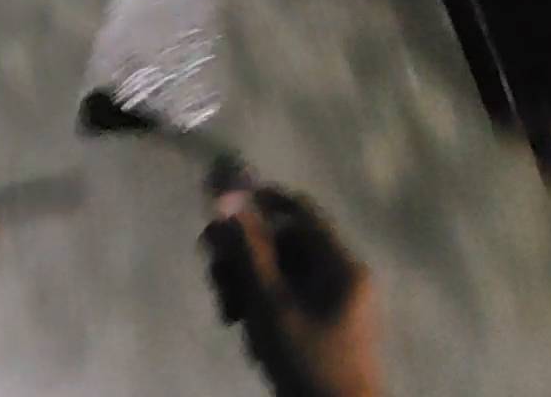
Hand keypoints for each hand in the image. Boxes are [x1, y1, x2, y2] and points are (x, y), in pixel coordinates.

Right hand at [201, 177, 379, 396]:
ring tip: (225, 303)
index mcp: (338, 264)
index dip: (256, 197)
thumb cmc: (306, 355)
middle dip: (236, 248)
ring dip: (236, 275)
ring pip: (265, 260)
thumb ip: (247, 245)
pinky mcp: (310, 310)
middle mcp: (334, 270)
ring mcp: (323, 292)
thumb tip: (226, 195)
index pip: (296, 207)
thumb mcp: (268, 298)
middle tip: (212, 263)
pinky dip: (247, 293)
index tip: (216, 204)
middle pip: (273, 235)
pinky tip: (234, 315)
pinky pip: (270, 283)